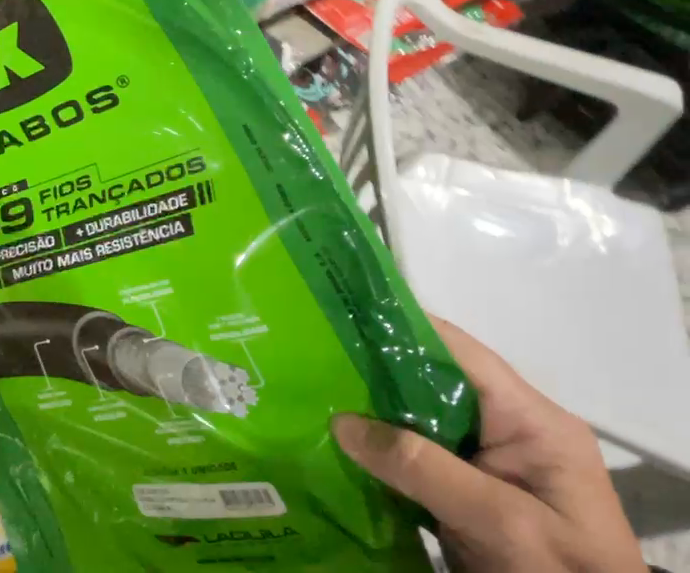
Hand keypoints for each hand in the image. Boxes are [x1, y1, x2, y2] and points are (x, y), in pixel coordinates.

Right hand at [332, 318, 645, 572]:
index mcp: (531, 420)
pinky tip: (331, 441)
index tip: (331, 315)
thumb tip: (341, 423)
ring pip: (410, 415)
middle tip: (302, 357)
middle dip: (366, 369)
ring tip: (304, 394)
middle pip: (425, 379)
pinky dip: (371, 446)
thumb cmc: (561, 571)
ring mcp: (484, 460)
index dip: (394, 327)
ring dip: (363, 410)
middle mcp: (507, 428)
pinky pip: (408, 451)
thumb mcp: (501, 521)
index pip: (454, 350)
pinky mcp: (463, 488)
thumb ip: (423, 468)